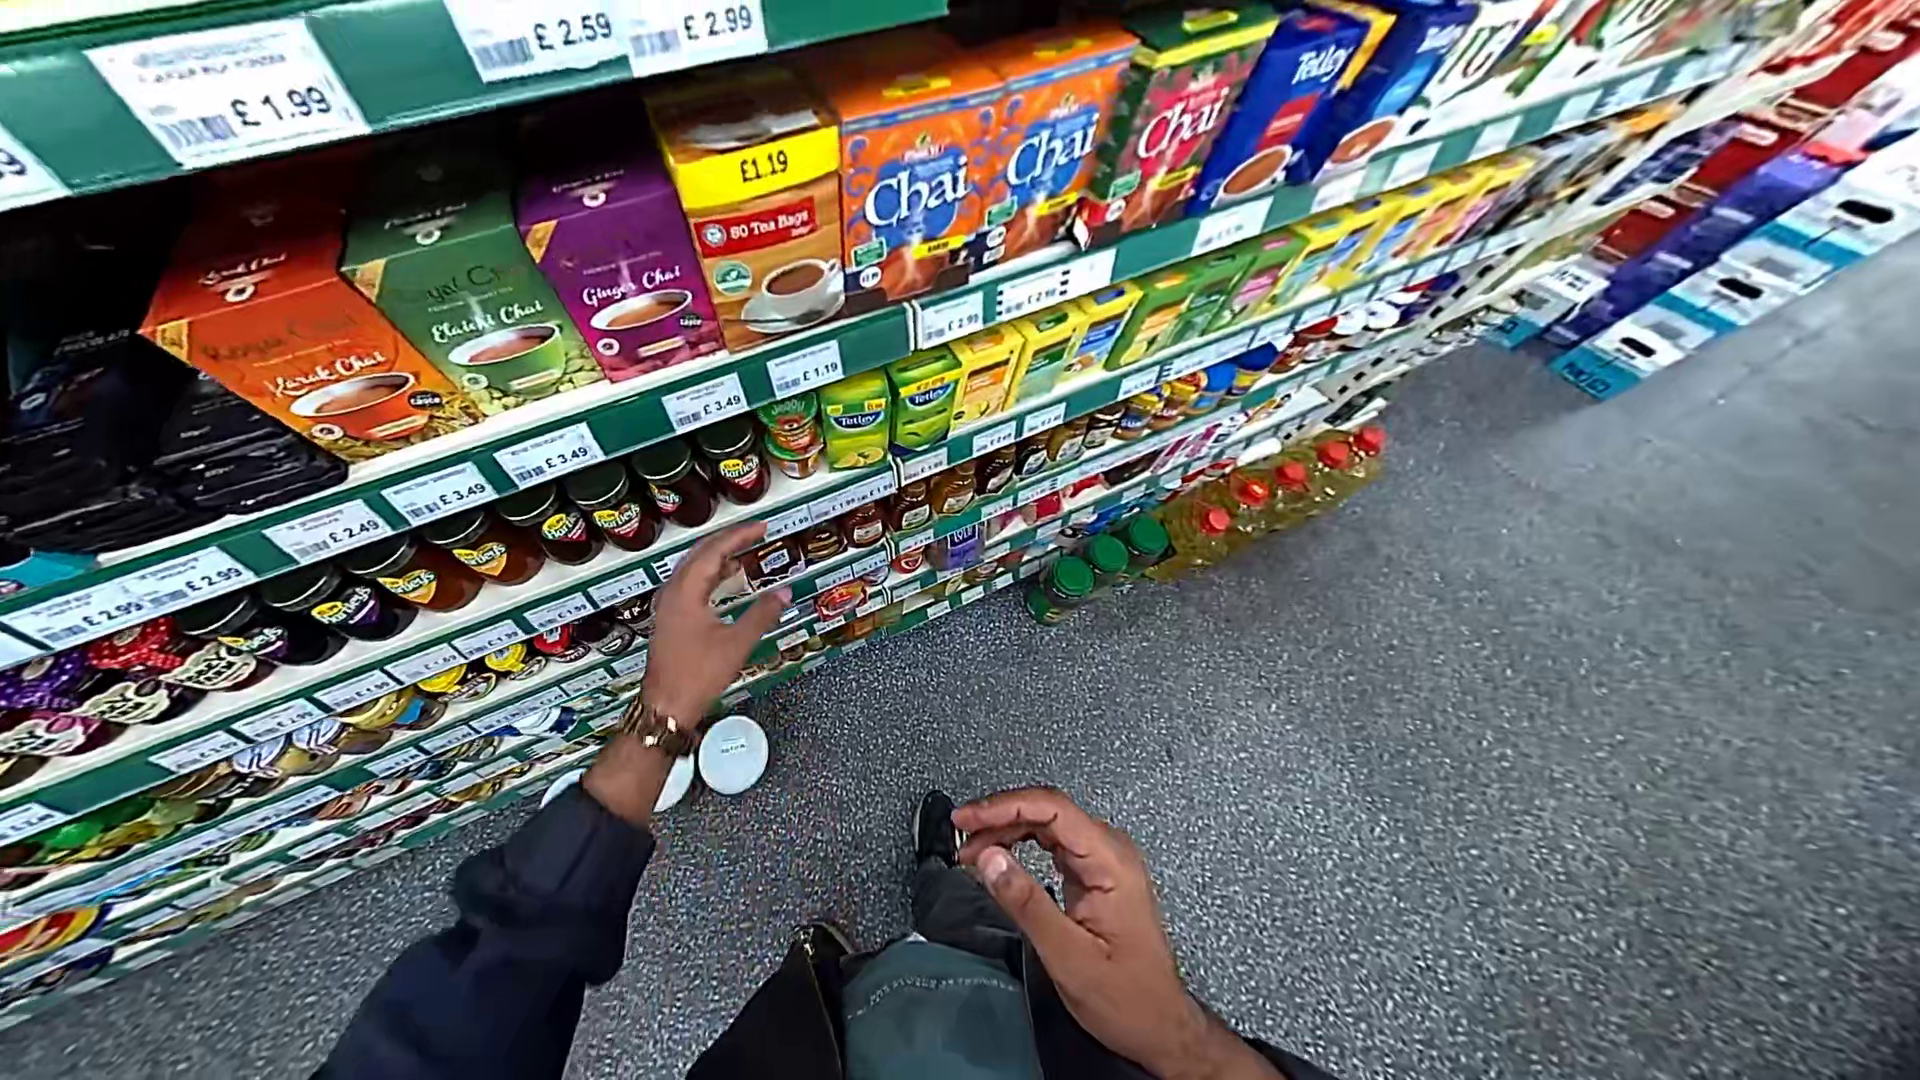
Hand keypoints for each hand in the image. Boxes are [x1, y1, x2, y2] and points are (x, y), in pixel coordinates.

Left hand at [642, 519, 788, 719]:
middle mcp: (673, 592)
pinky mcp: (672, 616)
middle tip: (757, 532)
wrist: (667, 705)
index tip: (762, 528)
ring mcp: (670, 604)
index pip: (713, 551)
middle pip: (700, 553)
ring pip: (695, 566)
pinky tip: (729, 577)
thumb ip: (763, 614)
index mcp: (685, 592)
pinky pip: (693, 581)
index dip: (739, 536)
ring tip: (746, 549)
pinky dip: (713, 572)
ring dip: (720, 554)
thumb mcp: (737, 643)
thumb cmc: (699, 674)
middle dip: (729, 539)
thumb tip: (785, 591)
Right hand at [954, 788, 1279, 1079]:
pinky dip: (1019, 843)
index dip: (1005, 805)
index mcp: (1110, 860)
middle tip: (961, 834)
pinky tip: (997, 855)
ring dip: (1005, 829)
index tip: (968, 817)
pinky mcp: (1092, 869)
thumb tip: (988, 858)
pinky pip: (1051, 840)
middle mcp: (1108, 848)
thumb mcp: (1069, 956)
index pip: (1052, 807)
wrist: (1160, 1026)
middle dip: (998, 816)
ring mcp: (1102, 857)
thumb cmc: (1124, 998)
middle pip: (1047, 809)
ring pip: (1046, 822)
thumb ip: (1026, 903)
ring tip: (970, 850)